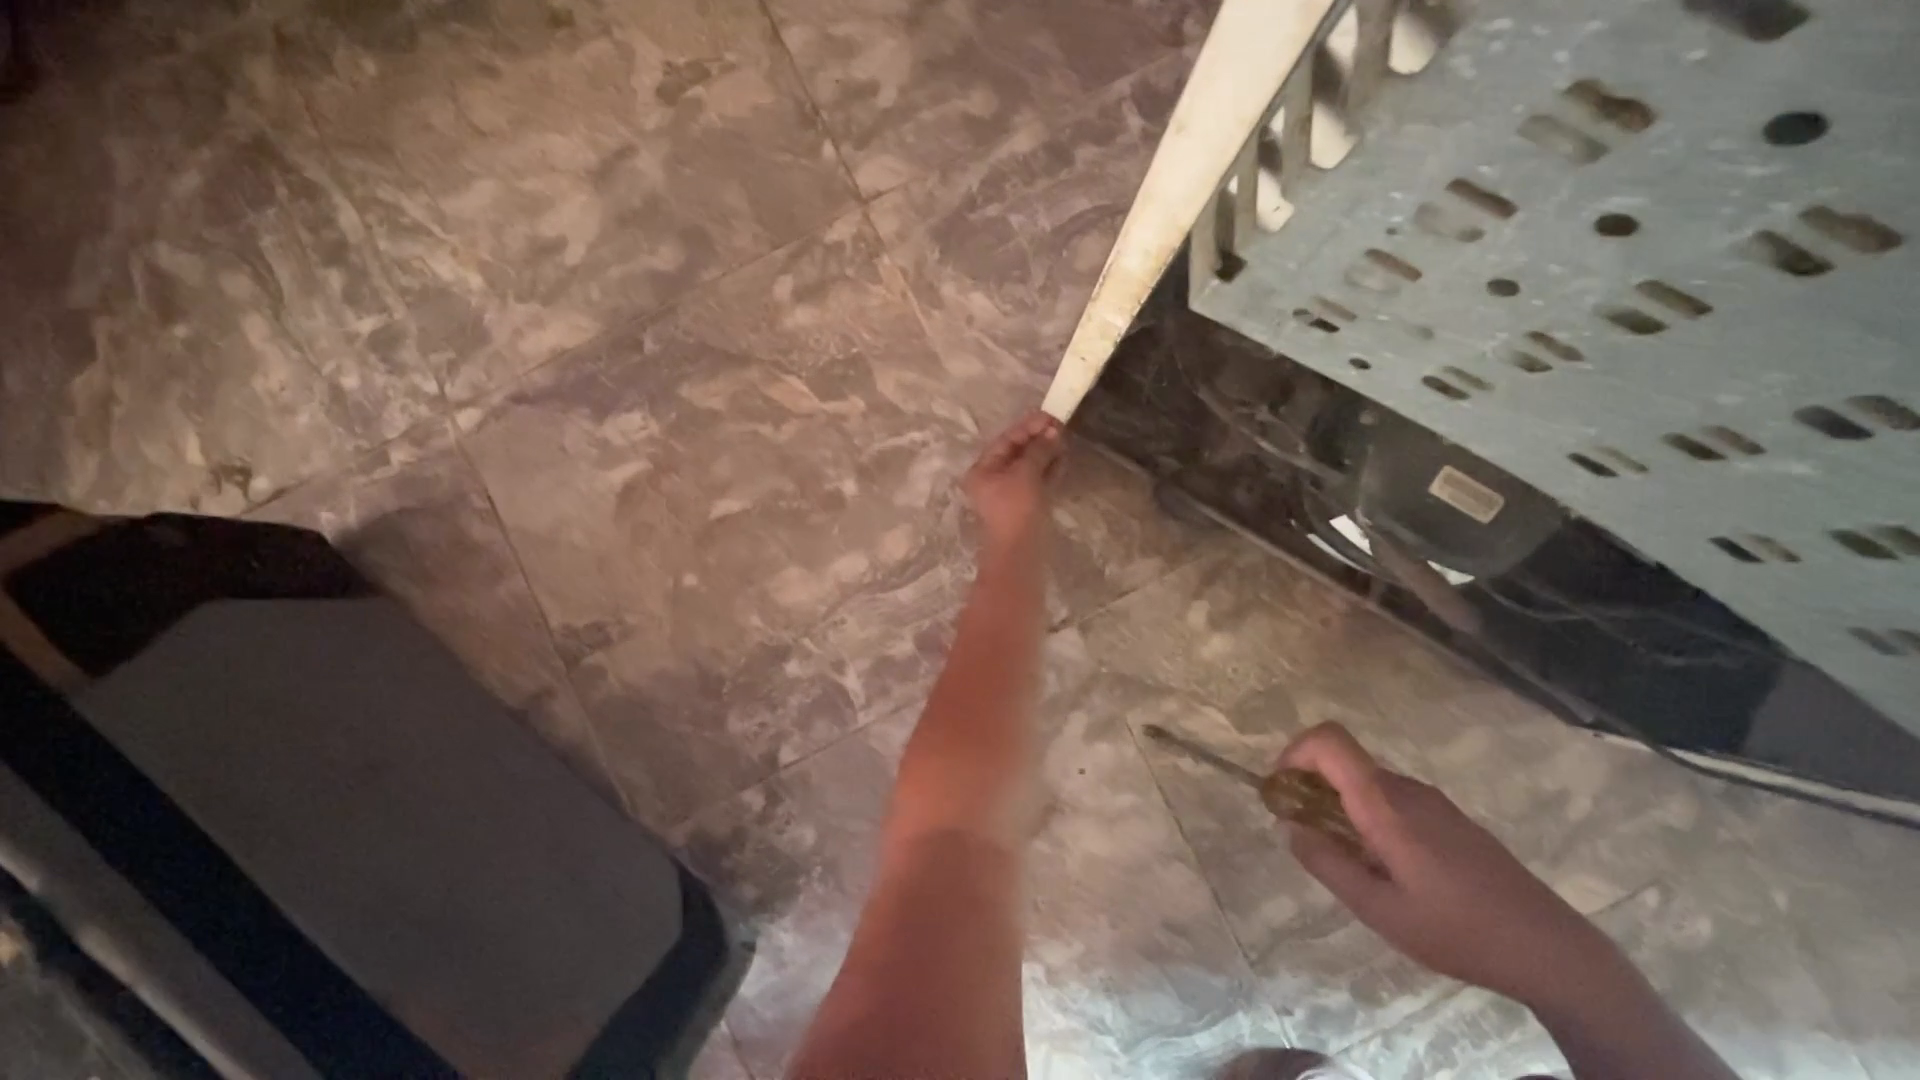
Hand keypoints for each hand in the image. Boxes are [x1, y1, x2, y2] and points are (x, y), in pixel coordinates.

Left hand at [963, 410, 1064, 554]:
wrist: (1020, 552)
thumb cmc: (1016, 509)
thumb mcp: (1025, 473)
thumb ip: (1039, 449)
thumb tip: (1053, 432)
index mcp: (982, 470)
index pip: (1006, 440)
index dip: (1028, 426)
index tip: (1050, 417)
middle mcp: (993, 479)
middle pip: (1017, 452)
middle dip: (1039, 439)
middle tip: (1061, 427)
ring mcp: (1010, 493)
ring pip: (1029, 466)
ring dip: (1046, 452)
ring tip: (1064, 440)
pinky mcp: (1026, 505)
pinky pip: (1037, 480)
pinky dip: (1048, 469)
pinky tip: (1063, 458)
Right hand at [1279, 723, 1618, 1006]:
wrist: (1549, 948)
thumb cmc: (1458, 932)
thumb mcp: (1379, 910)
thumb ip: (1327, 864)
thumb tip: (1288, 827)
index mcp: (1386, 806)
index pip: (1330, 741)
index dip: (1294, 752)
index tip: (1281, 792)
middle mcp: (1408, 791)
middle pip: (1344, 764)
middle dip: (1311, 790)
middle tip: (1307, 841)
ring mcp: (1434, 803)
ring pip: (1368, 785)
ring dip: (1341, 808)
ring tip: (1348, 865)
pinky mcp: (1450, 819)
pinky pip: (1393, 801)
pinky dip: (1370, 819)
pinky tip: (1387, 870)